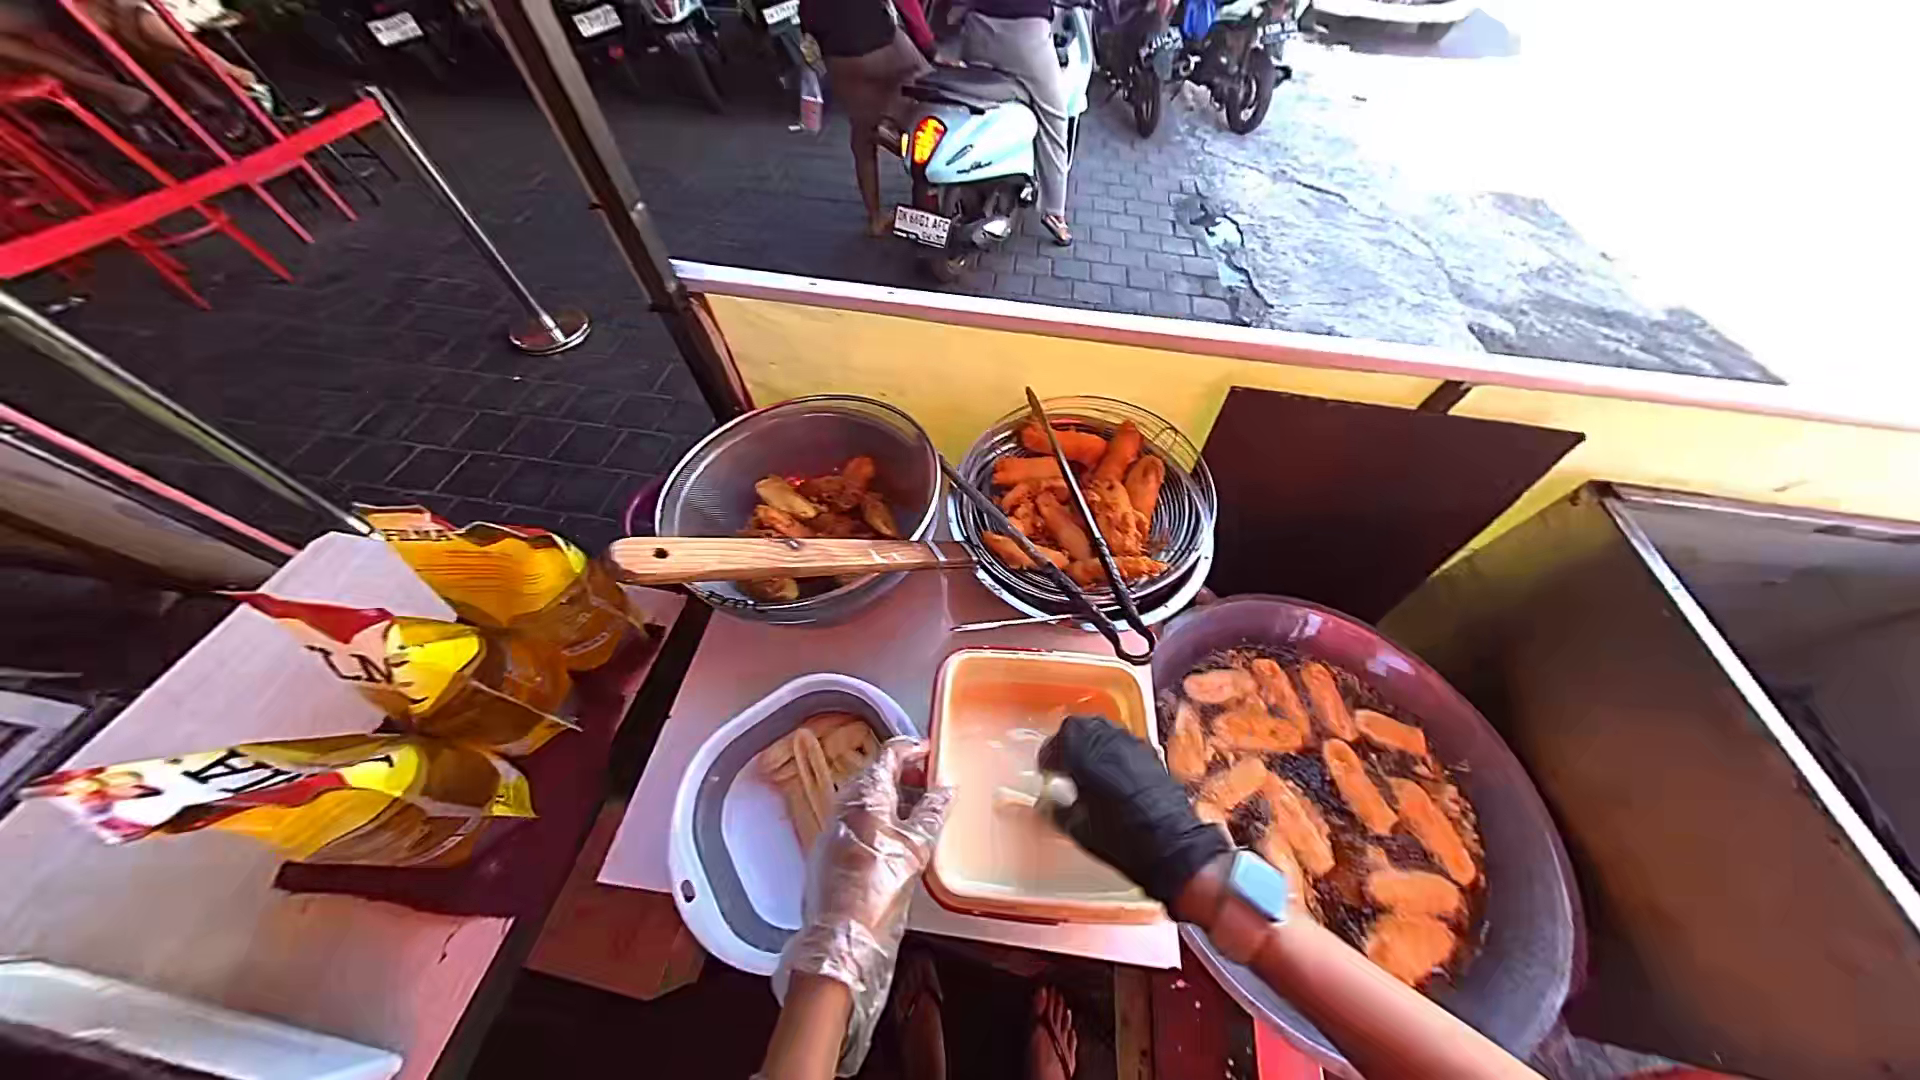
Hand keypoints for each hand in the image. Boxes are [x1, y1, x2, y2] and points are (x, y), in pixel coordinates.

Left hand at [772, 737, 950, 1075]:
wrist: (838, 944)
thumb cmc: (876, 893)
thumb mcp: (915, 849)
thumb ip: (931, 813)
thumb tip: (945, 790)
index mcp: (864, 796)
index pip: (889, 754)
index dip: (912, 748)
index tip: (931, 752)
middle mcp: (844, 805)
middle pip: (876, 773)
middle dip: (905, 772)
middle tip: (932, 779)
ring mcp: (834, 827)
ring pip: (867, 797)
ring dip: (894, 794)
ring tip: (921, 807)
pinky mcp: (830, 850)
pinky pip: (859, 818)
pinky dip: (880, 815)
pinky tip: (898, 834)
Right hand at [1038, 715, 1229, 907]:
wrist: (1173, 848)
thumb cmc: (1120, 838)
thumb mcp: (1078, 828)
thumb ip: (1058, 809)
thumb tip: (1048, 804)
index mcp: (1084, 752)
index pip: (1057, 740)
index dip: (1048, 756)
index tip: (1047, 771)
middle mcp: (1108, 740)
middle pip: (1081, 727)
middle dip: (1069, 743)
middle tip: (1064, 764)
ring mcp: (1132, 744)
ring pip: (1104, 731)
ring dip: (1091, 745)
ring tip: (1088, 769)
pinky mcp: (1151, 754)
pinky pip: (1123, 744)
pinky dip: (1112, 753)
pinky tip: (1113, 776)